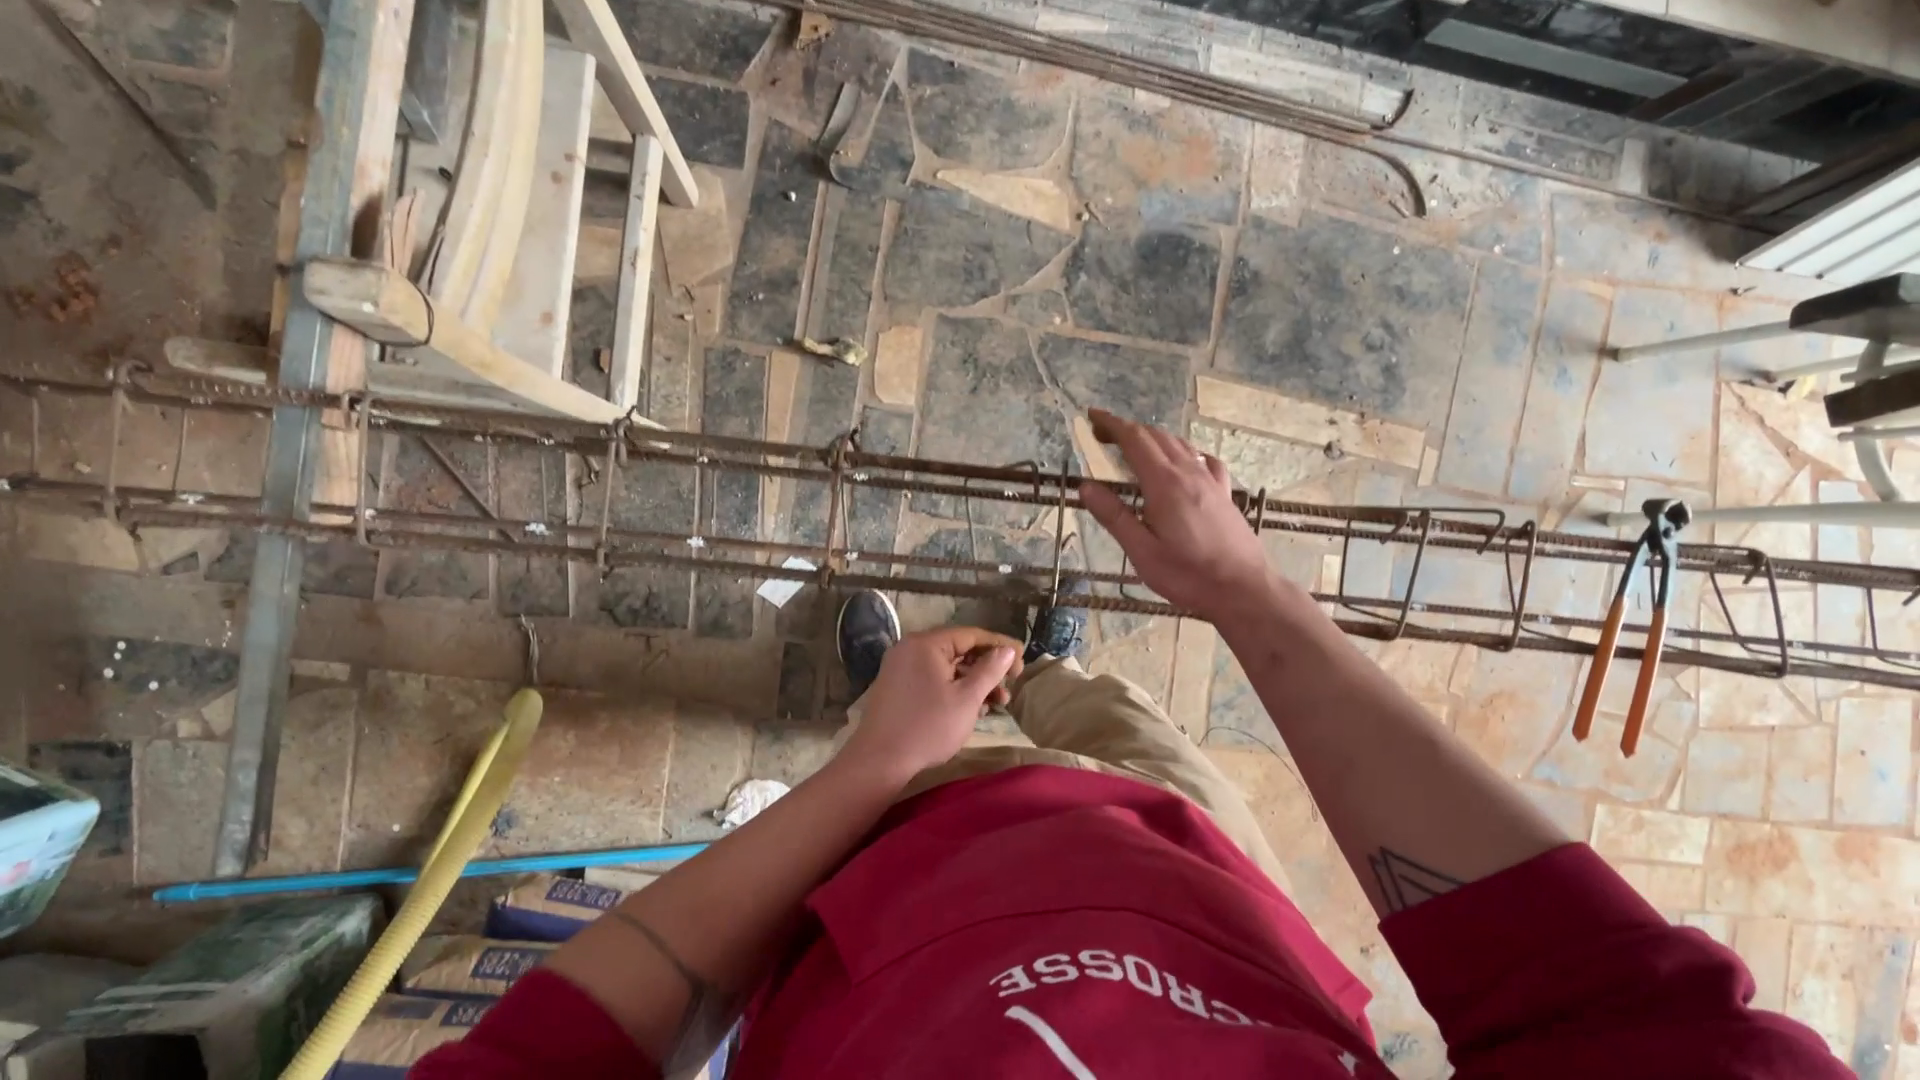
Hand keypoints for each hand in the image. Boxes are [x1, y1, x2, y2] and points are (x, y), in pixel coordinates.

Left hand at [839, 627, 1023, 782]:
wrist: (879, 760)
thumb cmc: (928, 727)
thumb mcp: (967, 699)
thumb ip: (990, 670)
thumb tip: (1007, 649)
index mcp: (926, 644)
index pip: (971, 635)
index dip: (1000, 646)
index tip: (1022, 661)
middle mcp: (910, 648)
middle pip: (959, 650)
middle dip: (987, 669)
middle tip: (1010, 687)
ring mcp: (901, 667)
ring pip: (947, 668)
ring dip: (973, 683)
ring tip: (997, 704)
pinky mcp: (897, 687)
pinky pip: (933, 679)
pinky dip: (954, 690)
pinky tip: (972, 709)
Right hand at [1078, 408, 1282, 622]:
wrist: (1243, 588)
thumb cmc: (1188, 575)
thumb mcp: (1142, 552)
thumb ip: (1114, 516)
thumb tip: (1085, 486)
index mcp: (1164, 484)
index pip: (1134, 440)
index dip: (1112, 424)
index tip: (1092, 416)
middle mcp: (1189, 473)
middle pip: (1156, 436)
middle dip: (1127, 429)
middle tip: (1103, 436)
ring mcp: (1211, 481)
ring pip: (1180, 444)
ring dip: (1153, 438)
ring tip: (1134, 446)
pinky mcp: (1225, 493)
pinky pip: (1203, 460)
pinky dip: (1184, 452)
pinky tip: (1183, 462)